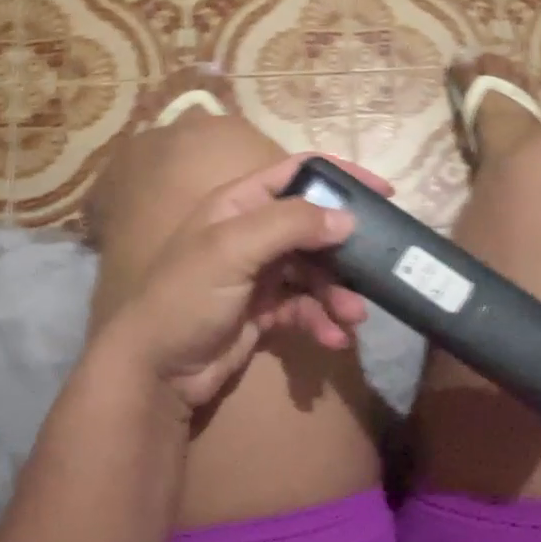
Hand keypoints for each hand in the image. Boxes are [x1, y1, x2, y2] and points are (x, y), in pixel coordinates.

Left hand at [100, 153, 389, 415]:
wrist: (156, 369)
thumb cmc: (186, 296)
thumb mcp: (232, 249)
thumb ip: (290, 225)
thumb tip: (347, 218)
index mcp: (239, 203)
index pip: (298, 172)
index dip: (341, 176)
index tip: (384, 192)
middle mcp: (251, 233)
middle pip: (313, 227)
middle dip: (345, 249)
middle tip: (378, 267)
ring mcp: (259, 274)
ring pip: (314, 272)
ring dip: (338, 292)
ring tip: (353, 315)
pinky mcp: (265, 312)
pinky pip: (305, 307)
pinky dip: (322, 320)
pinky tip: (333, 339)